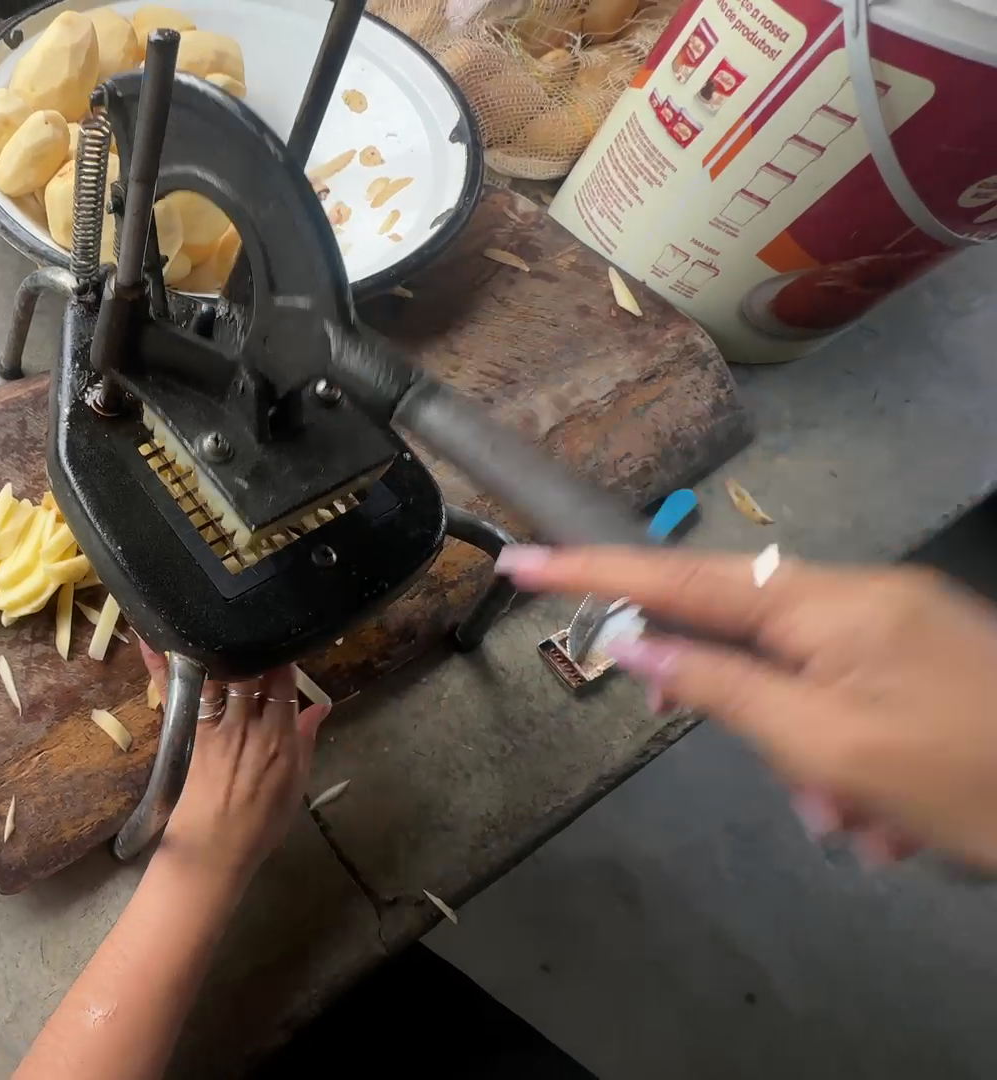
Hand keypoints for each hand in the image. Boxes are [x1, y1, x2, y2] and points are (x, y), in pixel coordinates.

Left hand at [141, 645, 329, 890]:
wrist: (216, 847)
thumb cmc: (261, 820)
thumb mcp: (296, 782)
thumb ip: (306, 738)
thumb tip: (321, 705)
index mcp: (280, 738)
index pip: (283, 684)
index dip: (282, 657)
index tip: (279, 638)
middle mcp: (247, 725)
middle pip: (250, 672)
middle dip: (251, 646)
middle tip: (248, 624)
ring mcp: (214, 726)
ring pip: (217, 674)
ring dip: (214, 646)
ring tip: (210, 619)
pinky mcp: (186, 732)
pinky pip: (173, 691)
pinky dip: (160, 665)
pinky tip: (150, 638)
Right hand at [496, 544, 996, 867]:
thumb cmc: (972, 782)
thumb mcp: (825, 745)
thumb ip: (713, 683)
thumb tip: (630, 645)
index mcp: (830, 604)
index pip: (674, 577)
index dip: (587, 571)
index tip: (518, 562)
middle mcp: (856, 595)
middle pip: (722, 617)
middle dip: (703, 680)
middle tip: (667, 716)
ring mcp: (889, 622)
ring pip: (774, 661)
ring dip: (779, 735)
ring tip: (835, 810)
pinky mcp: (913, 653)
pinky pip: (824, 681)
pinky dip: (822, 740)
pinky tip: (865, 807)